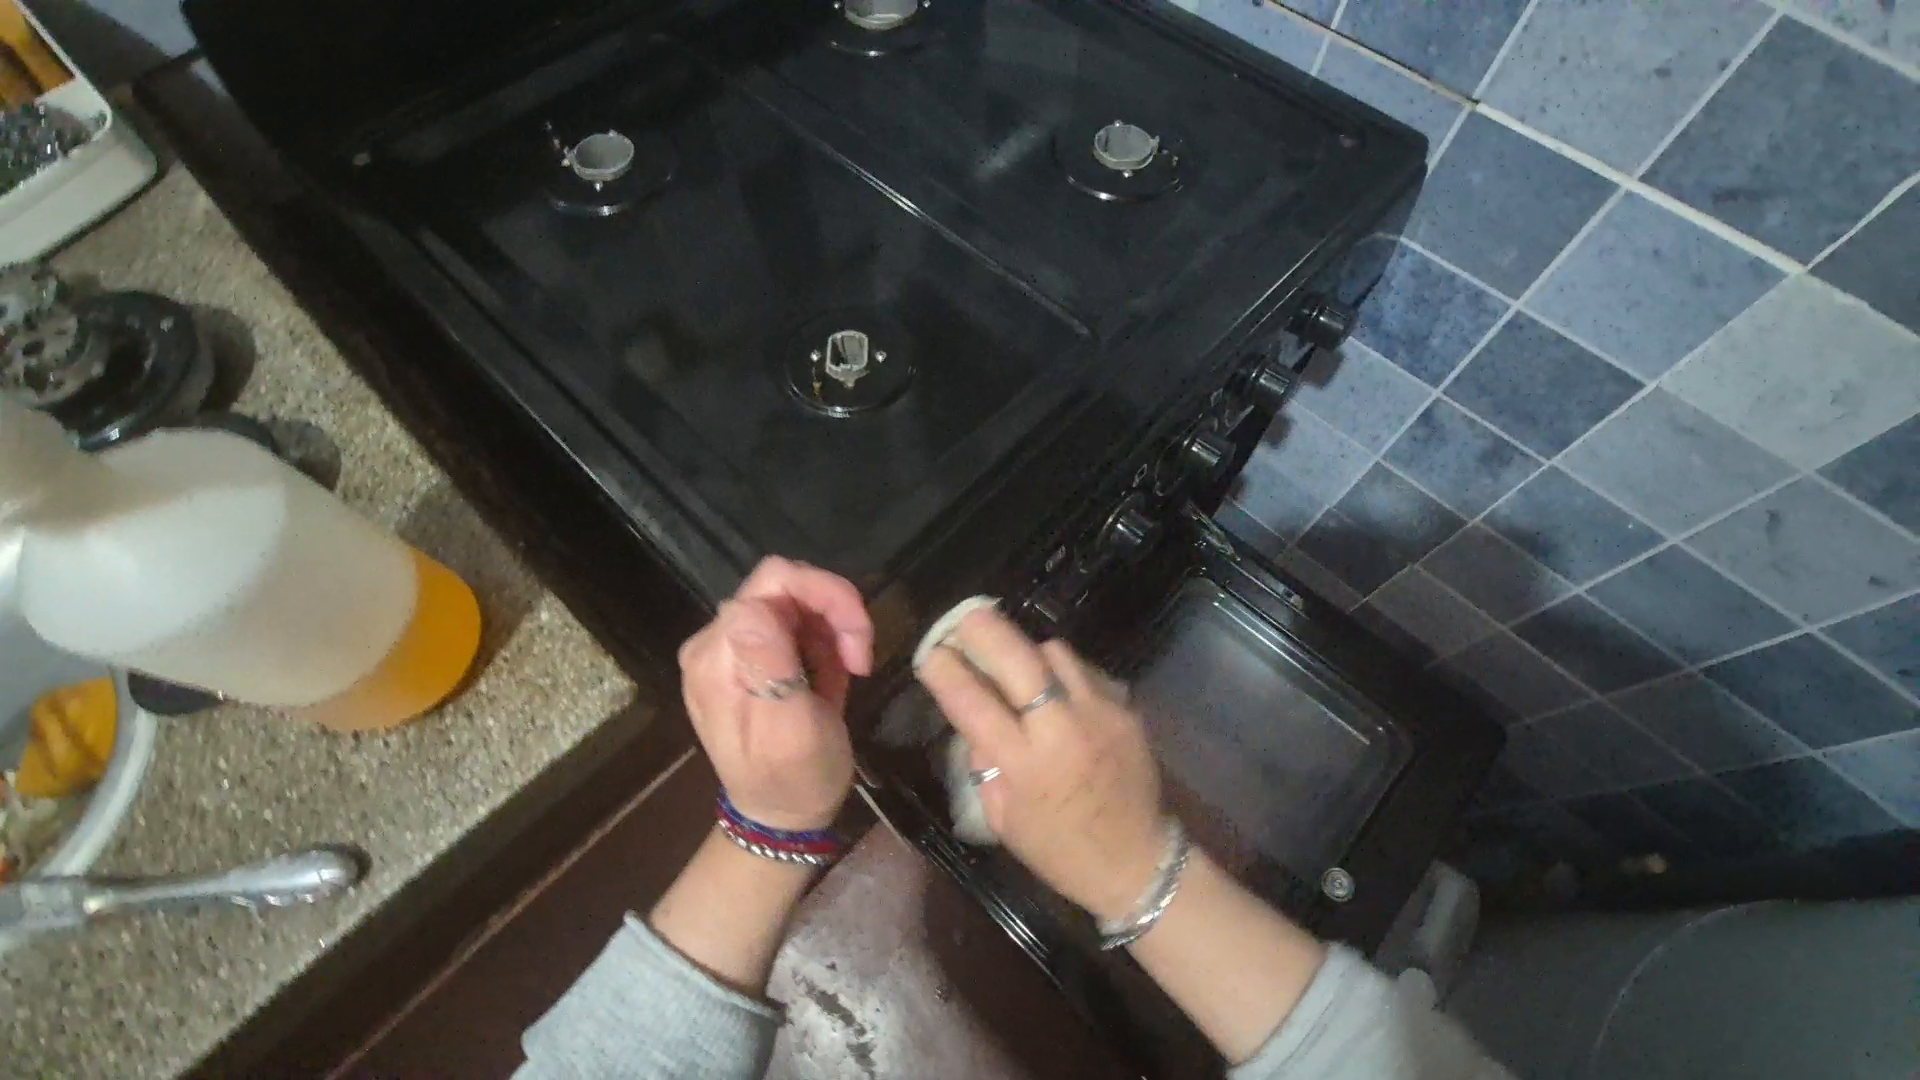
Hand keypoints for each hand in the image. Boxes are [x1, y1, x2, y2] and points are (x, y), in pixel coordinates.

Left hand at [677, 557, 873, 831]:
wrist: (782, 817)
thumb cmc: (794, 780)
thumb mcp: (791, 733)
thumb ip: (770, 669)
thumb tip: (748, 607)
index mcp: (717, 656)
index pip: (774, 582)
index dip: (828, 598)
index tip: (860, 647)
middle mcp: (716, 642)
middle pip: (785, 585)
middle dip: (835, 611)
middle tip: (861, 657)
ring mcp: (734, 647)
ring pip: (796, 599)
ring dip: (834, 627)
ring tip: (849, 671)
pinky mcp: (754, 654)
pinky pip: (796, 621)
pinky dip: (824, 639)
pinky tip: (832, 674)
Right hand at [915, 606, 1164, 922]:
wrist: (1138, 862)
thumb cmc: (1058, 849)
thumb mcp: (1002, 817)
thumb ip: (984, 761)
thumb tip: (975, 717)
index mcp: (1025, 765)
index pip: (974, 702)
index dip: (946, 672)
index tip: (930, 653)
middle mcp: (1063, 729)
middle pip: (1019, 658)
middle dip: (985, 631)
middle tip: (965, 619)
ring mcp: (1101, 712)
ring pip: (1055, 652)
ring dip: (1027, 650)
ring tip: (1014, 662)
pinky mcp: (1126, 707)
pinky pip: (1084, 670)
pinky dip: (1062, 671)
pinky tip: (1055, 688)